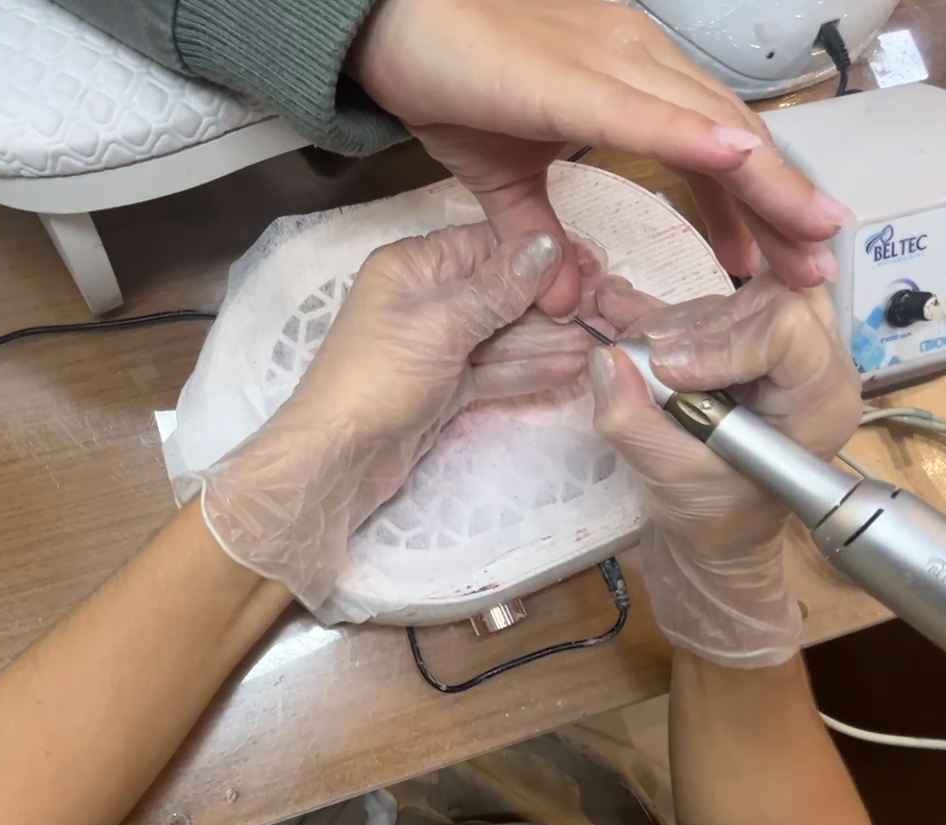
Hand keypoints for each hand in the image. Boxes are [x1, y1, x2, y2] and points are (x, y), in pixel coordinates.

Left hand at [191, 225, 573, 615]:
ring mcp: (436, 348)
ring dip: (547, 341)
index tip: (590, 269)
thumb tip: (547, 243)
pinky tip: (570, 367)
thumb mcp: (441, 323)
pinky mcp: (444, 388)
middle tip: (605, 311)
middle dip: (550, 304)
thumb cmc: (380, 378)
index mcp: (414, 266)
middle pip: (500, 292)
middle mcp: (426, 300)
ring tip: (599, 344)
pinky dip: (526, 369)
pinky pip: (492, 370)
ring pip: (500, 335)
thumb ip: (498, 287)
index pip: (488, 247)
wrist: (340, 459)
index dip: (541, 257)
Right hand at [350, 0, 850, 315]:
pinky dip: (694, 138)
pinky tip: (742, 161)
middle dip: (779, 208)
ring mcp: (614, 62)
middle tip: (817, 267)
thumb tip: (562, 298)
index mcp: (627, 84)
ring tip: (809, 238)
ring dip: (764, 185)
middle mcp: (639, 64)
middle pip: (729, 141)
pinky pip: (645, 112)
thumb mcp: (504, 180)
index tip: (781, 258)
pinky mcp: (574, 77)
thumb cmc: (455, 86)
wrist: (397, 20)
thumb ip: (540, 234)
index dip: (751, 205)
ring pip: (708, 127)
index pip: (710, 149)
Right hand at [585, 275, 860, 665]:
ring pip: (728, 299)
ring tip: (634, 364)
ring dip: (670, 328)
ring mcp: (776, 347)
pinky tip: (614, 309)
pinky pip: (704, 305)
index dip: (722, 342)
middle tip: (648, 367)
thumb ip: (634, 422)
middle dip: (693, 331)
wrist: (714, 526)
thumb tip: (603, 359)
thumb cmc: (711, 515)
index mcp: (817, 400)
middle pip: (762, 302)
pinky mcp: (740, 339)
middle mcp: (810, 362)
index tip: (667, 374)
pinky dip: (656, 314)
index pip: (787, 329)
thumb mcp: (669, 478)